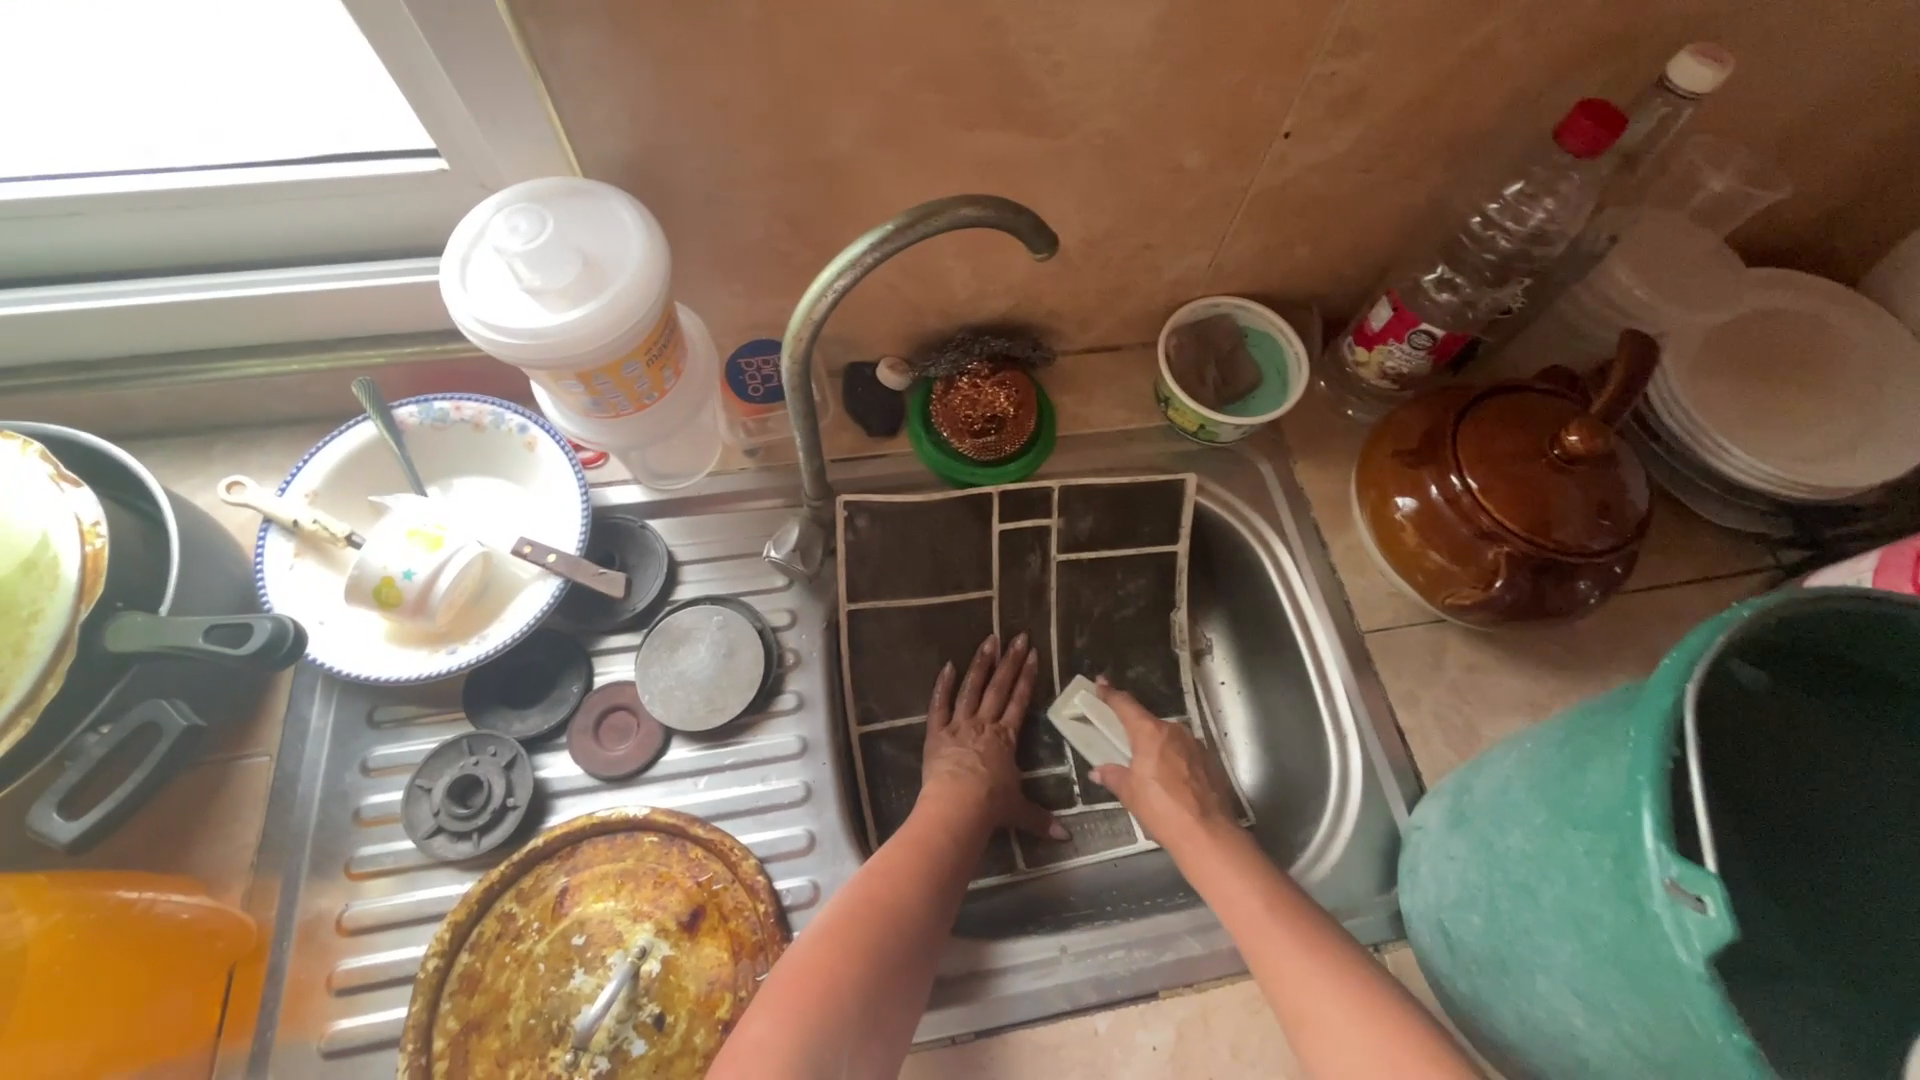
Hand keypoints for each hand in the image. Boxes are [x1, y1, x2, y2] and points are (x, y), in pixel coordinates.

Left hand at [919, 634, 1067, 840]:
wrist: (956, 809)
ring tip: (989, 640)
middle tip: (1017, 636)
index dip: (1028, 676)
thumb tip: (1067, 838)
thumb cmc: (990, 808)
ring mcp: (959, 725)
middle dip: (1010, 660)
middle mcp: (985, 724)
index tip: (1033, 653)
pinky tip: (948, 665)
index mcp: (1007, 738)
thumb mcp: (1019, 812)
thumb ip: (1041, 819)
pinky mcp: (937, 732)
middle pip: (999, 687)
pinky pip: (939, 705)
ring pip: (972, 688)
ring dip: (981, 664)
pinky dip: (943, 685)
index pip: (1020, 700)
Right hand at [1087, 679, 1235, 844]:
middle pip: (1149, 723)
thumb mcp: (1130, 794)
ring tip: (1148, 769)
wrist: (1209, 834)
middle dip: (1136, 730)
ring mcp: (1196, 745)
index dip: (1111, 694)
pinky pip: (1184, 753)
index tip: (1101, 683)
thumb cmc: (1162, 810)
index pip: (1126, 705)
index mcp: (1150, 733)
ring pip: (1169, 738)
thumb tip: (1098, 771)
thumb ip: (1113, 776)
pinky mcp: (1210, 761)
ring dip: (1156, 747)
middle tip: (1123, 742)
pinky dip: (1173, 760)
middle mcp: (1175, 732)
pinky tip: (1170, 781)